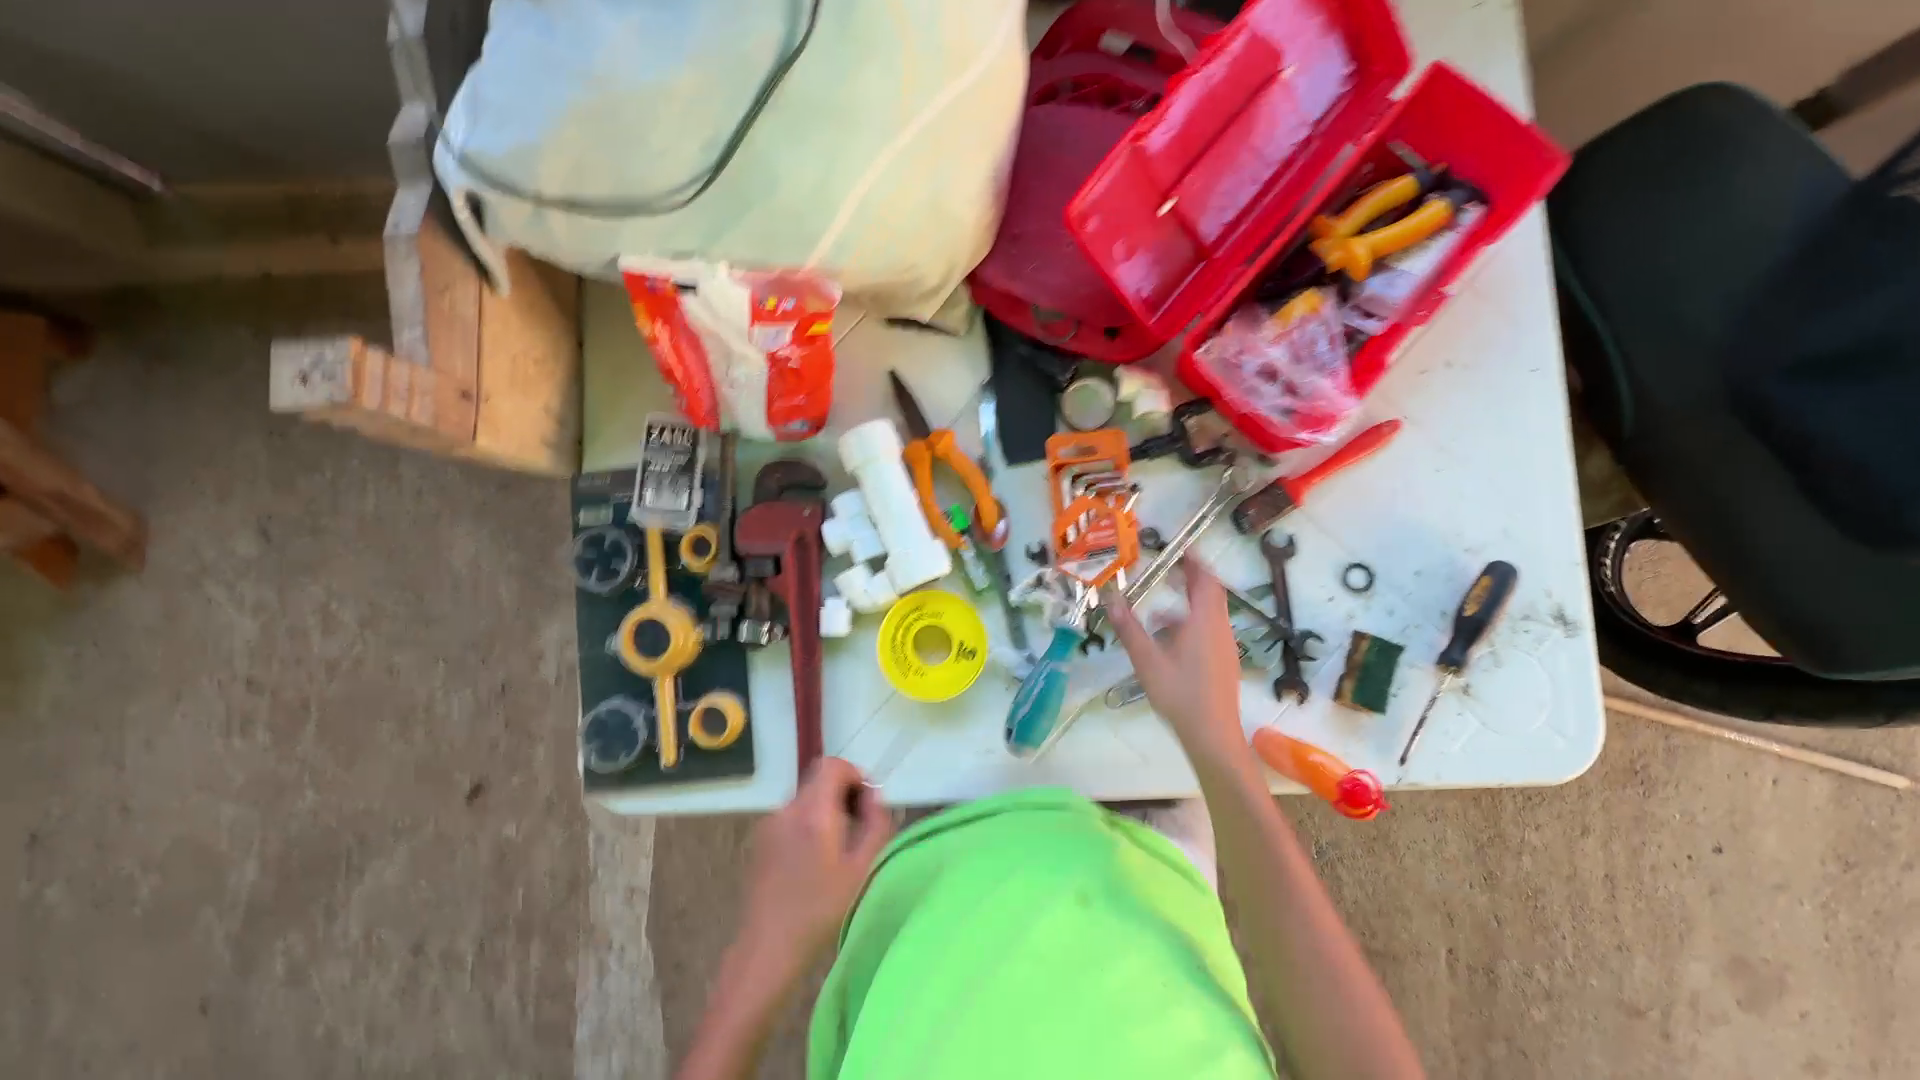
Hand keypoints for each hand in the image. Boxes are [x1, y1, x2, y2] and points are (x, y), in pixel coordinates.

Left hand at [738, 757, 892, 971]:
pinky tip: (813, 864)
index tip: (867, 805)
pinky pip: (791, 819)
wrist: (769, 947)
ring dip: (825, 812)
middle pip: (818, 781)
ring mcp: (768, 825)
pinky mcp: (759, 842)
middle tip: (858, 830)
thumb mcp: (862, 867)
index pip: (832, 765)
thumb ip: (875, 823)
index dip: (854, 776)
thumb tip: (874, 795)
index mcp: (812, 811)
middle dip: (842, 796)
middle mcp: (786, 809)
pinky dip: (807, 827)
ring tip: (837, 852)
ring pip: (805, 801)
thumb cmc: (821, 910)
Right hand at [1103, 557, 1247, 759]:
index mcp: (1204, 621)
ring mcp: (1225, 647)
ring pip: (1210, 614)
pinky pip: (1210, 631)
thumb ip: (1129, 627)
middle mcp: (1220, 628)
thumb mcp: (1146, 660)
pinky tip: (1170, 642)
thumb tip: (1111, 598)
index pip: (1205, 579)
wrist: (1212, 734)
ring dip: (1189, 605)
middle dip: (1192, 580)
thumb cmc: (1179, 693)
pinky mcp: (1224, 663)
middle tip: (1171, 569)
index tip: (1181, 548)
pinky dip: (1192, 624)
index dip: (1194, 561)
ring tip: (1160, 610)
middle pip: (1211, 594)